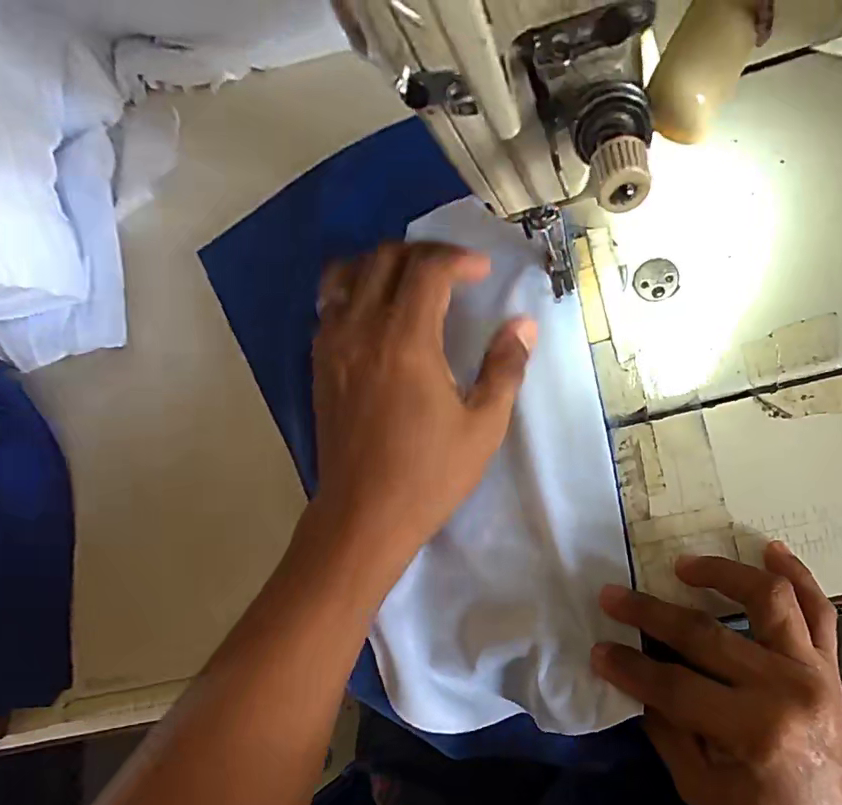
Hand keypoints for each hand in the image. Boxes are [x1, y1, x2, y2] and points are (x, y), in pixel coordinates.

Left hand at [307, 242, 535, 561]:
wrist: (365, 514)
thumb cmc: (430, 474)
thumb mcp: (483, 427)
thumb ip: (505, 370)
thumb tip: (523, 327)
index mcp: (405, 341)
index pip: (428, 271)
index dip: (458, 260)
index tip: (482, 272)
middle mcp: (362, 329)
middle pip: (385, 258)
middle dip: (424, 254)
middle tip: (453, 273)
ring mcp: (332, 345)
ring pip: (347, 272)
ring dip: (383, 264)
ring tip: (411, 281)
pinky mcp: (319, 364)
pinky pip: (330, 303)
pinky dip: (356, 290)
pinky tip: (377, 314)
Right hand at [591, 542, 841, 804]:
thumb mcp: (704, 794)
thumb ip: (669, 731)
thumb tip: (637, 683)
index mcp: (752, 731)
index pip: (674, 685)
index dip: (630, 667)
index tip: (598, 648)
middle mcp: (786, 688)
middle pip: (707, 635)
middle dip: (651, 613)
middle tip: (614, 595)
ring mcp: (814, 672)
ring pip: (768, 599)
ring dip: (723, 573)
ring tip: (685, 565)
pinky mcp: (831, 668)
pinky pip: (818, 609)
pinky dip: (796, 575)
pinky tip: (770, 550)